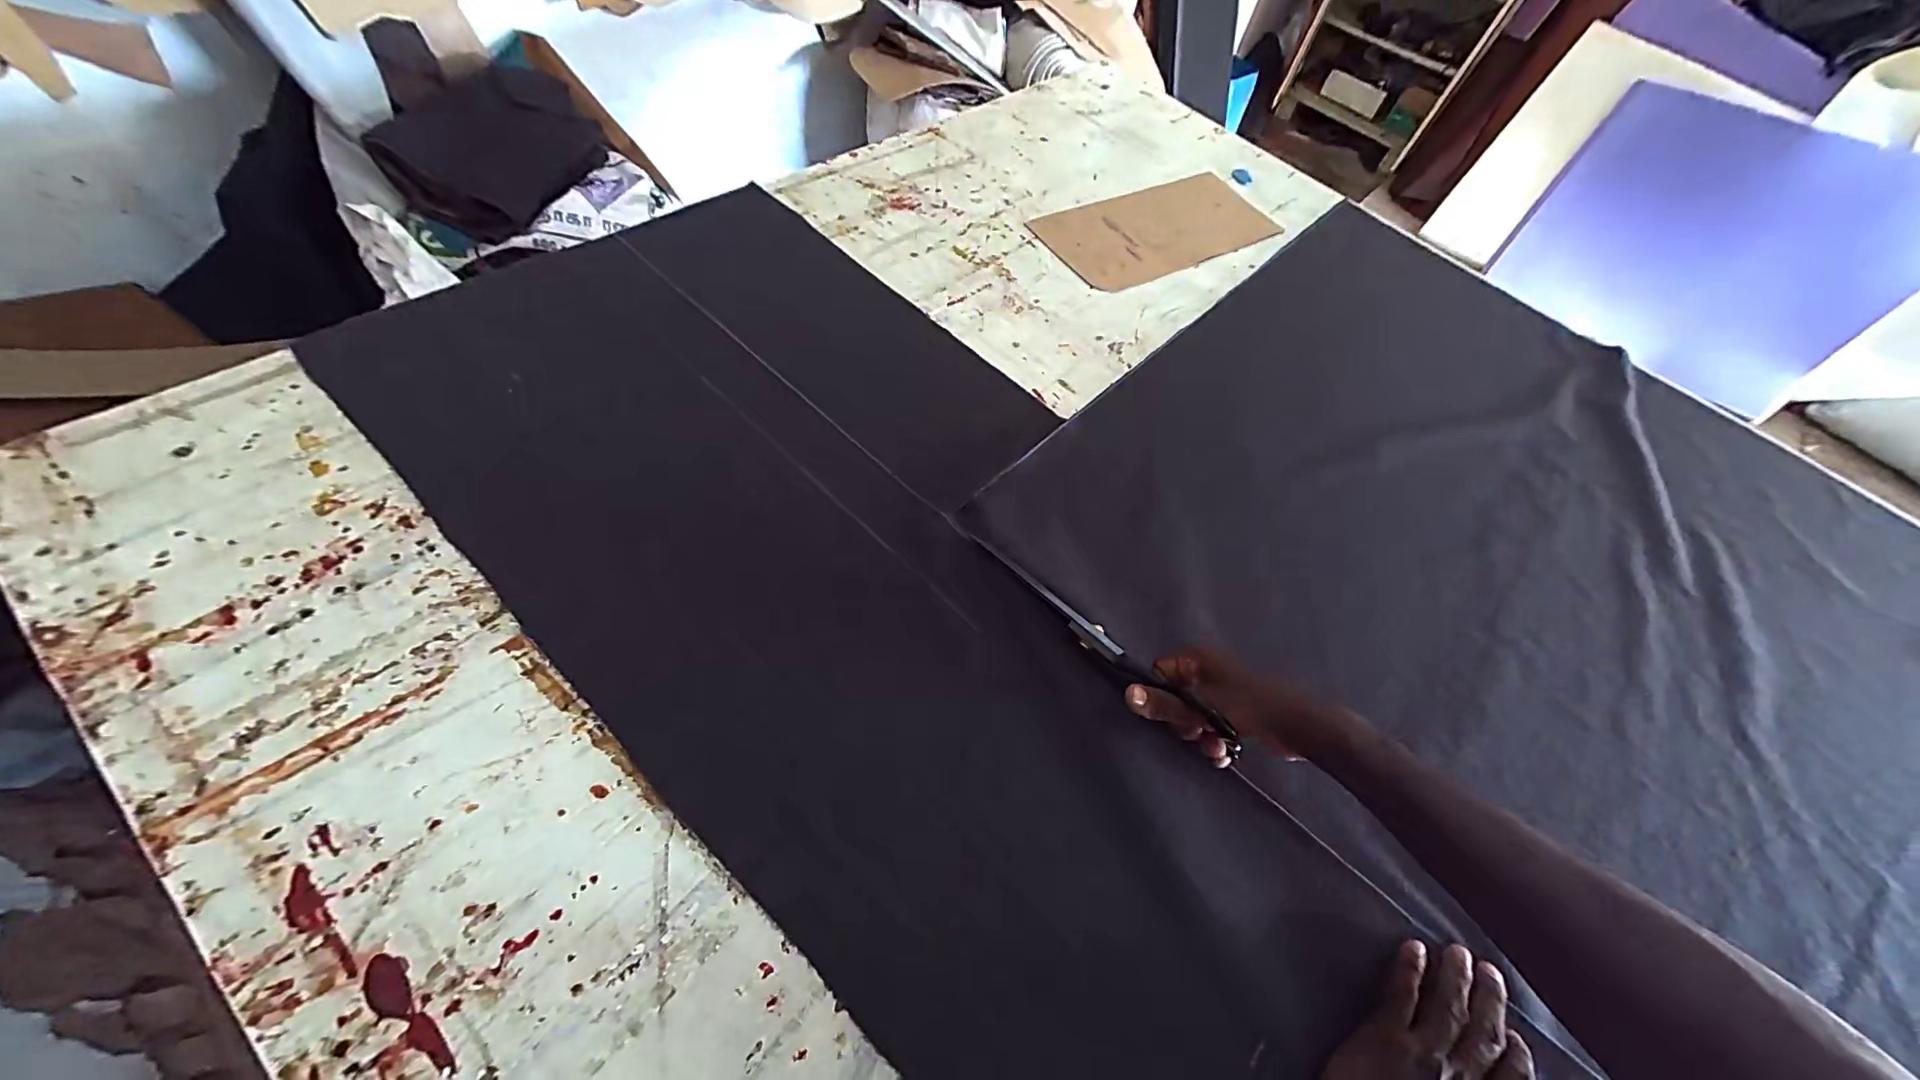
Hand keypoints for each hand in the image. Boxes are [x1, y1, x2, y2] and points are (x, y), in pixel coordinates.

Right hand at [1124, 645, 1352, 766]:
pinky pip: (1211, 727)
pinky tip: (1225, 753)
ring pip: (1193, 718)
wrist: (1304, 728)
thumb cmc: (1254, 708)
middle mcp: (1207, 671)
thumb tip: (1129, 695)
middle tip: (1199, 733)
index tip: (1172, 716)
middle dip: (1185, 725)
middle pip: (1174, 700)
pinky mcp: (1235, 711)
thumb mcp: (1202, 708)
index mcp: (1197, 659)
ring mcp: (1221, 691)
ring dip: (1201, 738)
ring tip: (1217, 747)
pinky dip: (1214, 742)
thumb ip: (1164, 704)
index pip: (1158, 675)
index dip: (1160, 699)